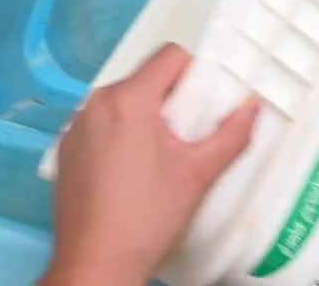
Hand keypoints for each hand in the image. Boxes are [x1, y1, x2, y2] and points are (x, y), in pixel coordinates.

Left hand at [42, 43, 260, 285]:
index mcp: (130, 98)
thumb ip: (231, 135)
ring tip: (153, 160)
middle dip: (167, 100)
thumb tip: (253, 105)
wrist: (95, 267)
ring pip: (122, 99)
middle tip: (180, 140)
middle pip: (145, 78)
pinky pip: (99, 121)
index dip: (191, 75)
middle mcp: (97, 100)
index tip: (197, 110)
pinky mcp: (65, 146)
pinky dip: (115, 133)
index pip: (170, 55)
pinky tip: (124, 173)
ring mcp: (76, 123)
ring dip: (141, 115)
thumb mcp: (198, 175)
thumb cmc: (148, 219)